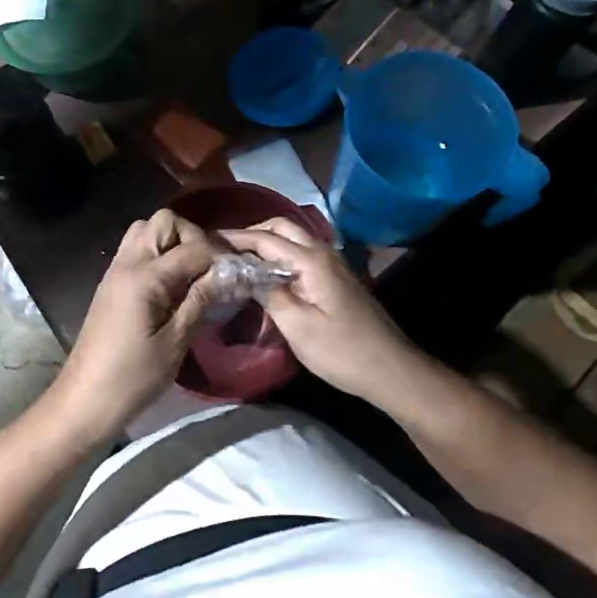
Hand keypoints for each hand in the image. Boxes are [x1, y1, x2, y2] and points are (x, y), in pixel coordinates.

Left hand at [51, 210, 220, 437]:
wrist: (84, 401)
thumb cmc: (132, 377)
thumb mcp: (175, 342)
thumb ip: (201, 300)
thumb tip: (230, 273)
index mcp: (143, 276)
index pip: (192, 247)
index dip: (219, 258)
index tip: (236, 277)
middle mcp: (127, 263)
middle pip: (163, 222)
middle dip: (192, 238)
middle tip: (209, 272)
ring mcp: (115, 271)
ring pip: (146, 231)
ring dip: (173, 244)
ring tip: (190, 277)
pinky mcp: (111, 284)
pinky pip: (136, 251)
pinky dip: (158, 256)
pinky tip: (172, 288)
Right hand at [219, 218, 431, 405]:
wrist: (391, 369)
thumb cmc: (341, 351)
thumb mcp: (296, 325)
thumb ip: (266, 292)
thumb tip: (240, 270)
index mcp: (311, 260)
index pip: (265, 239)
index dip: (234, 238)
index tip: (206, 242)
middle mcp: (323, 253)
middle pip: (282, 228)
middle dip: (251, 232)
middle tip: (223, 248)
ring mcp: (333, 264)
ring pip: (294, 239)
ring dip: (267, 241)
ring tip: (239, 259)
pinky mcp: (336, 278)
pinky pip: (302, 254)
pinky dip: (280, 254)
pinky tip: (266, 273)